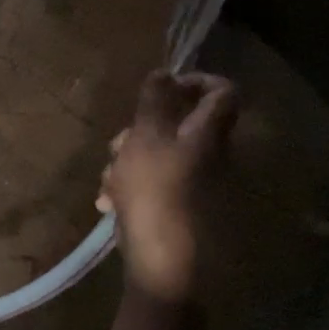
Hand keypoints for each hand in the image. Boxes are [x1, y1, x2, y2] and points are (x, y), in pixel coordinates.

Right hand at [98, 71, 236, 299]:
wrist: (165, 258)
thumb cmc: (154, 191)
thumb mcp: (145, 139)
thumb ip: (154, 103)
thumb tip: (164, 71)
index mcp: (209, 133)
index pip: (221, 91)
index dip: (193, 81)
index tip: (158, 89)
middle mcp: (212, 154)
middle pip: (178, 125)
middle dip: (139, 132)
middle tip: (116, 147)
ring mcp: (199, 183)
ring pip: (159, 155)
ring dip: (128, 162)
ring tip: (107, 183)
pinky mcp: (183, 206)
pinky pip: (155, 183)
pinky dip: (132, 187)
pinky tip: (109, 204)